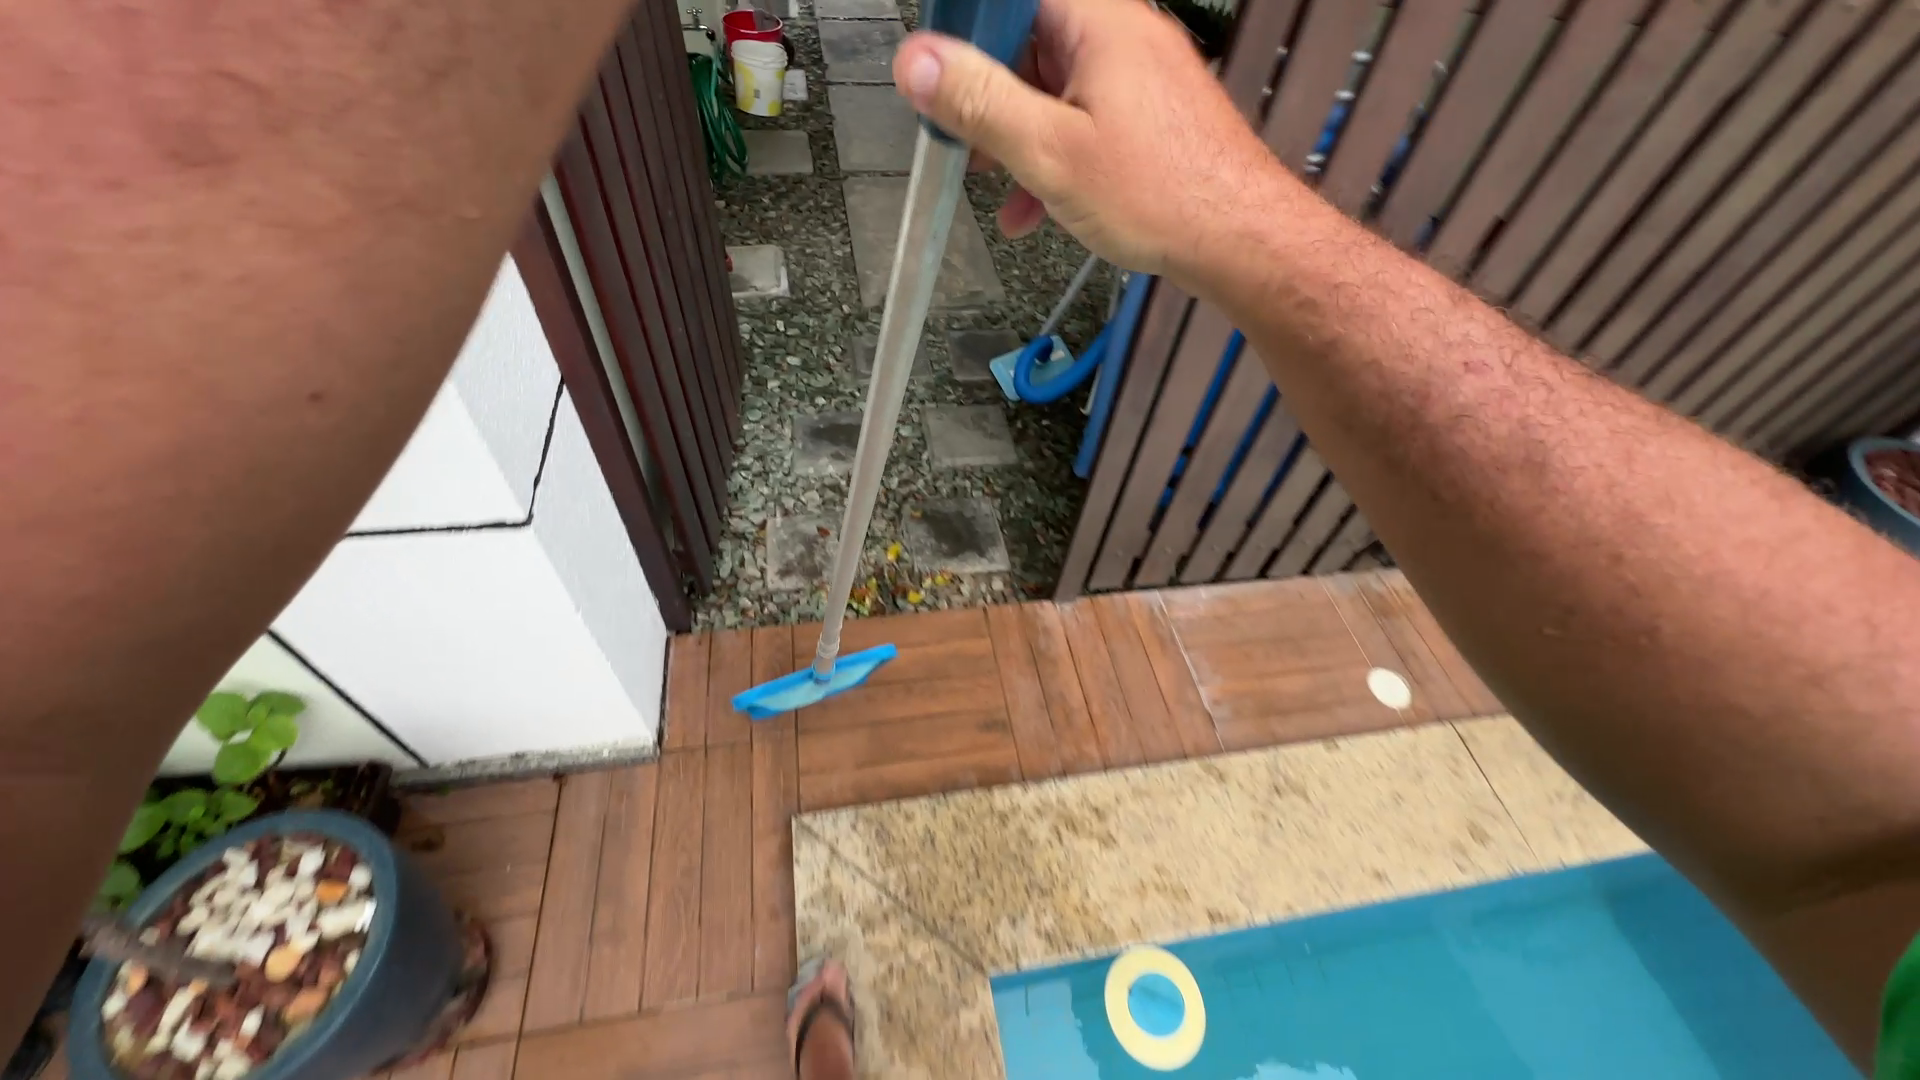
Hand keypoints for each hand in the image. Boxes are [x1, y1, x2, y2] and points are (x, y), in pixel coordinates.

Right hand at [891, 0, 1292, 288]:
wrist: (1238, 239)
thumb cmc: (1158, 195)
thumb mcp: (1049, 151)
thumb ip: (980, 102)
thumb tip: (916, 61)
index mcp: (1097, 22)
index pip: (1013, 0)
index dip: (970, 31)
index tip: (943, 75)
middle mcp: (1121, 36)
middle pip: (1030, 44)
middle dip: (990, 97)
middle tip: (964, 139)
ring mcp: (1138, 77)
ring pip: (1054, 91)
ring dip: (1017, 138)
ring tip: (993, 185)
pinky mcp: (1147, 118)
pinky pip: (1083, 122)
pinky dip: (1054, 157)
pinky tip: (1035, 207)